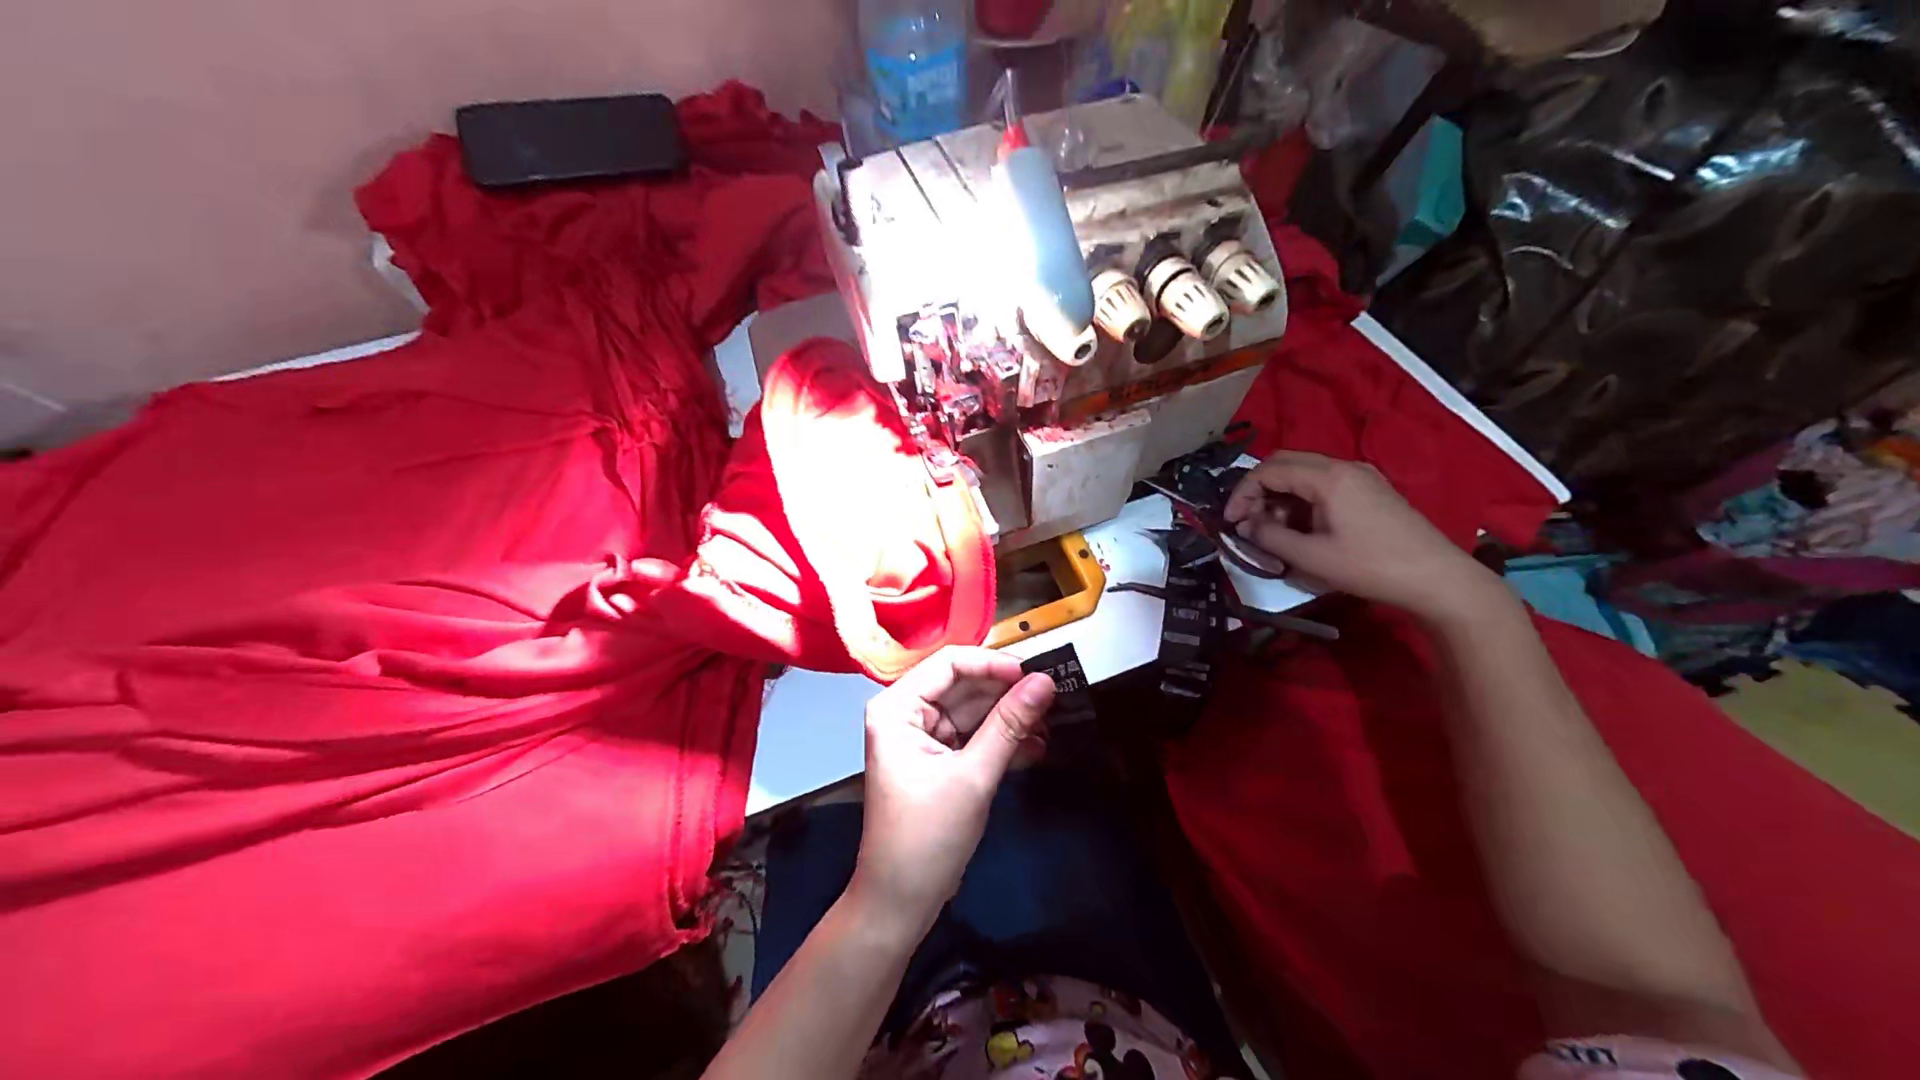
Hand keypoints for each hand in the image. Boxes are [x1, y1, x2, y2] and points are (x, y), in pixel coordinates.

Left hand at [852, 647, 1055, 931]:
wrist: (900, 902)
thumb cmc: (924, 839)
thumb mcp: (972, 777)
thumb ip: (1009, 725)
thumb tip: (1043, 684)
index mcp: (896, 709)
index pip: (949, 664)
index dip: (993, 664)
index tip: (1034, 674)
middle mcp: (906, 714)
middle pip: (964, 686)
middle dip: (1008, 692)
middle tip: (1052, 695)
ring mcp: (923, 736)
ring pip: (974, 710)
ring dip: (1010, 716)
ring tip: (1051, 719)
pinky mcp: (939, 758)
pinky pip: (974, 735)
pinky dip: (1002, 738)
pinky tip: (1036, 742)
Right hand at [1224, 450, 1508, 624]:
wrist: (1436, 578)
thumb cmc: (1370, 567)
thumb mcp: (1311, 557)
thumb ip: (1270, 537)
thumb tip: (1244, 525)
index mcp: (1329, 477)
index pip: (1269, 470)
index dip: (1242, 493)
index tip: (1230, 521)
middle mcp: (1344, 466)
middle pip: (1285, 462)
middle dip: (1258, 488)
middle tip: (1246, 520)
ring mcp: (1360, 476)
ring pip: (1304, 471)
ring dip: (1279, 494)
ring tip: (1271, 528)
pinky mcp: (1370, 489)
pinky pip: (1323, 482)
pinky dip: (1300, 498)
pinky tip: (1299, 526)